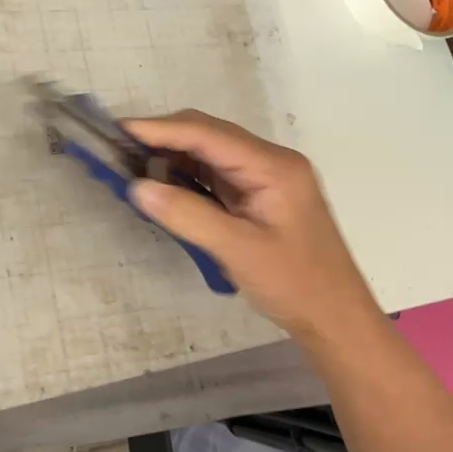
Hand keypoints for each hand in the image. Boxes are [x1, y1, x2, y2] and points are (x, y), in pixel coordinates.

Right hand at [124, 111, 378, 341]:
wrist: (336, 322)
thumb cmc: (296, 285)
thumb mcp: (238, 250)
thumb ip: (186, 214)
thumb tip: (137, 185)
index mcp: (273, 166)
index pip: (206, 133)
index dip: (159, 129)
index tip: (116, 131)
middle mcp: (269, 162)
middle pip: (205, 133)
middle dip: (160, 137)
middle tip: (116, 148)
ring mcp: (262, 177)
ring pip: (204, 150)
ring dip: (168, 154)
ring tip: (128, 162)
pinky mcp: (253, 194)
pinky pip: (209, 171)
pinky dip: (180, 172)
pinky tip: (157, 181)